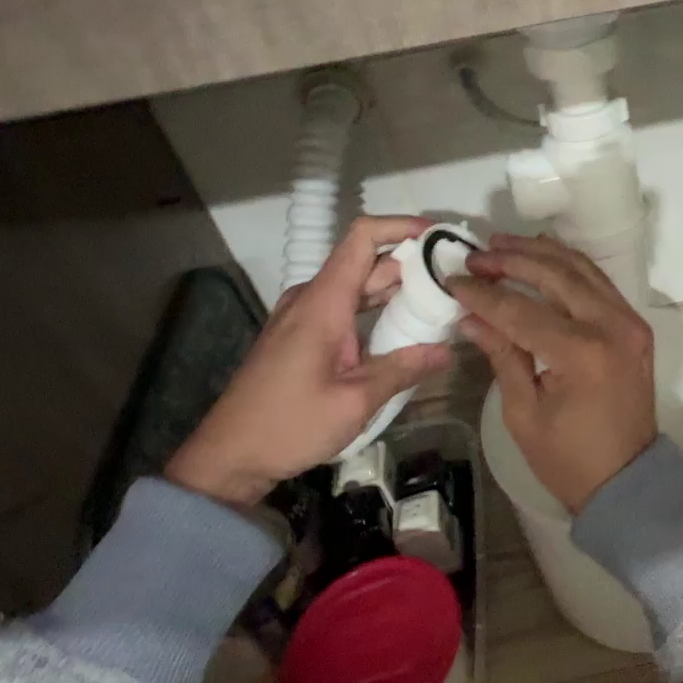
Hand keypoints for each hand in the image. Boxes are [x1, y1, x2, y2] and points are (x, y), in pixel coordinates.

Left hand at [165, 216, 454, 505]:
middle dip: (410, 263)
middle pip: (366, 261)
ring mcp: (302, 315)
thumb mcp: (354, 402)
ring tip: (438, 301)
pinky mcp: (300, 334)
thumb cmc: (289, 426)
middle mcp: (311, 298)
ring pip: (357, 285)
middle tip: (454, 280)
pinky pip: (344, 306)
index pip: (362, 238)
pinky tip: (404, 328)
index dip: (401, 227)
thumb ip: (402, 369)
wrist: (228, 456)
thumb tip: (447, 351)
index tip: (438, 238)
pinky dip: (376, 308)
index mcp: (323, 303)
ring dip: (396, 288)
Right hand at [447, 233, 655, 513]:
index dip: (484, 295)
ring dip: (541, 253)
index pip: (522, 310)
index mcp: (583, 354)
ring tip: (503, 243)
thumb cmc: (568, 459)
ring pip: (582, 269)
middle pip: (556, 275)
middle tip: (476, 255)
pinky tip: (542, 257)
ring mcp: (630, 322)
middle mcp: (612, 326)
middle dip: (512, 260)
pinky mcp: (635, 325)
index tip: (453, 282)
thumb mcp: (523, 412)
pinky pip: (599, 282)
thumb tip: (470, 316)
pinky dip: (569, 265)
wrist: (628, 481)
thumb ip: (502, 355)